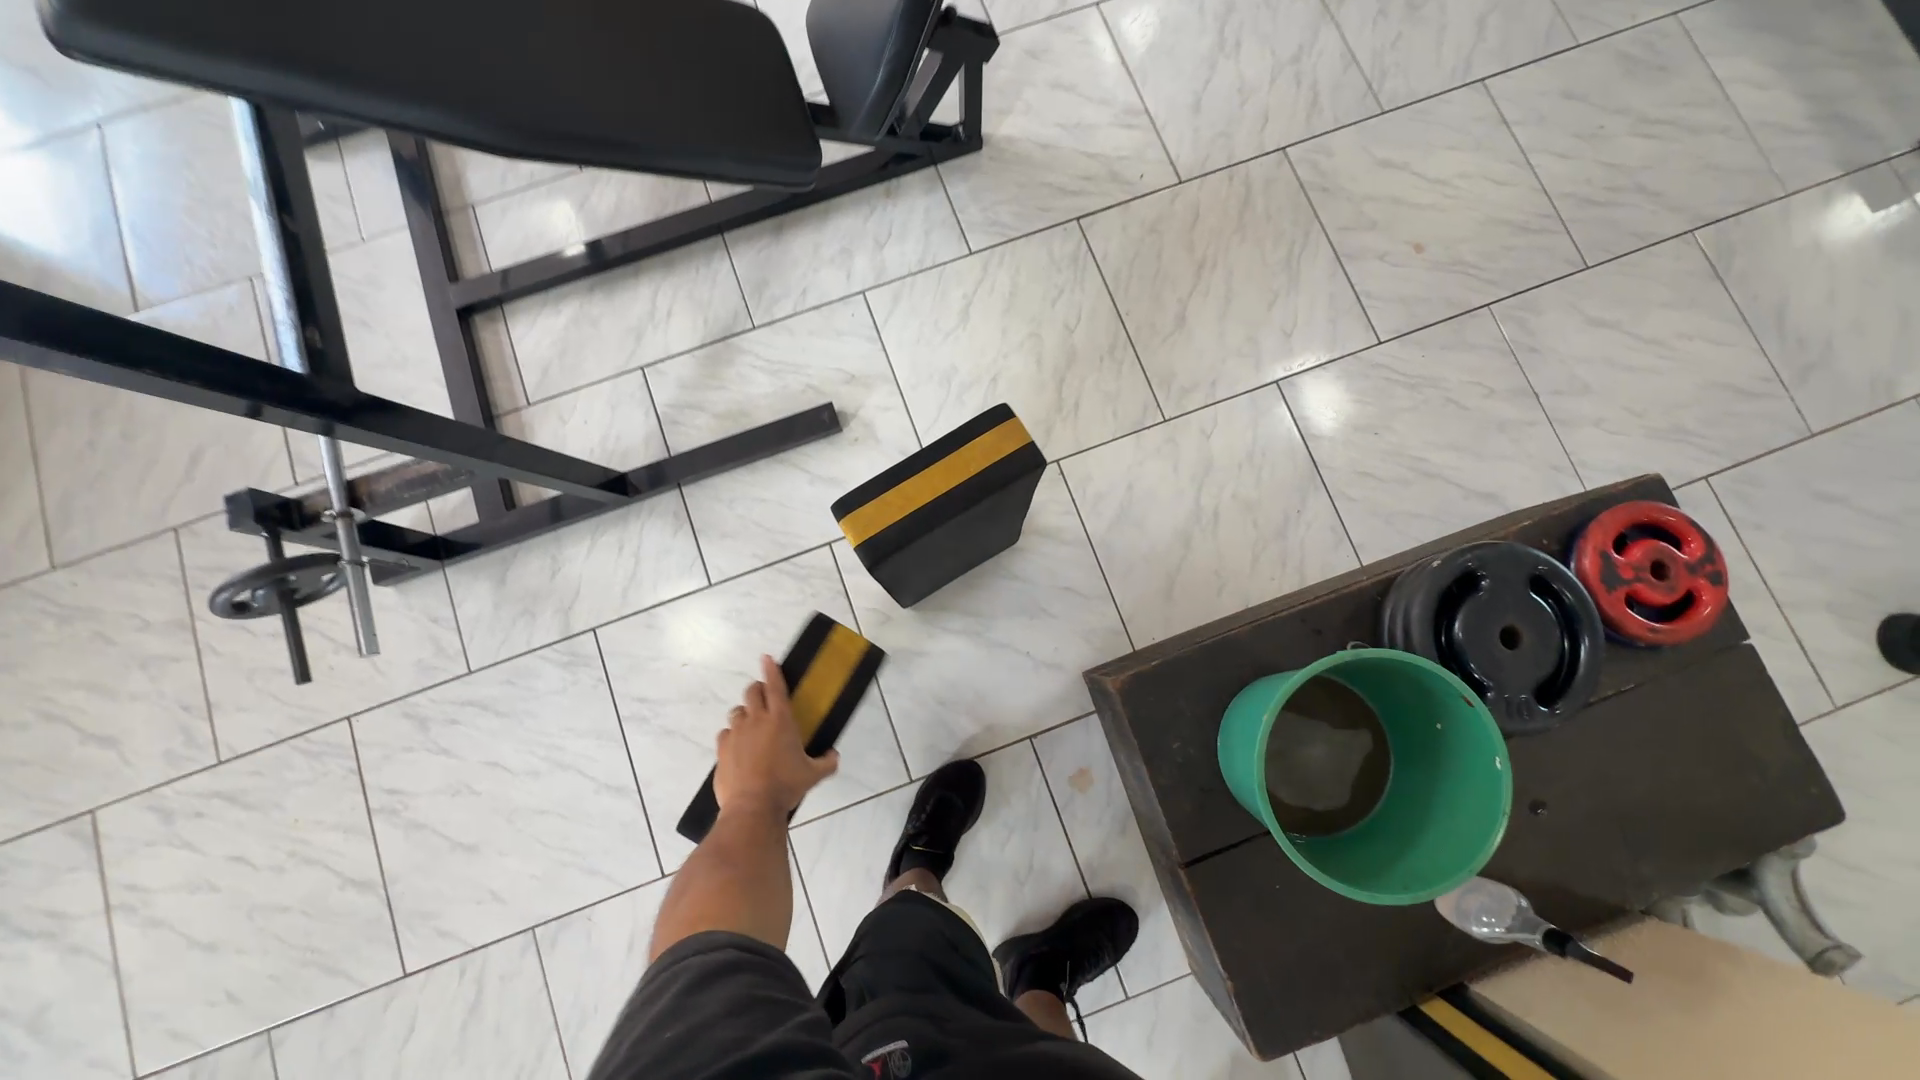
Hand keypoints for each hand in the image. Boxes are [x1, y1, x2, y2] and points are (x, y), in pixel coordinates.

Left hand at [714, 654, 838, 818]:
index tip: (766, 657)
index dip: (771, 669)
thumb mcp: (814, 775)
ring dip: (745, 713)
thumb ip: (827, 762)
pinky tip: (738, 746)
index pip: (775, 686)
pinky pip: (725, 733)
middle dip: (757, 689)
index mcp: (781, 721)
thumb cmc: (786, 786)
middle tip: (764, 697)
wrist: (752, 807)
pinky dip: (732, 735)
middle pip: (752, 692)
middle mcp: (756, 721)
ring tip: (751, 726)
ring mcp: (736, 734)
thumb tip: (834, 756)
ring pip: (737, 712)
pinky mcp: (722, 749)